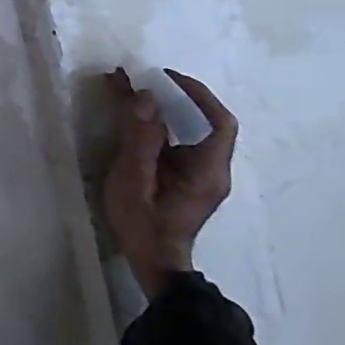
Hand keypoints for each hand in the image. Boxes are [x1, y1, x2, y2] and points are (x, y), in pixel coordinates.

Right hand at [102, 68, 238, 296]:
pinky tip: (129, 111)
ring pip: (185, 128)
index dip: (198, 94)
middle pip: (200, 121)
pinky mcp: (185, 176)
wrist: (152, 266)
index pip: (220, 122)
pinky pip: (175, 140)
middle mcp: (211, 169)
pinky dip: (154, 123)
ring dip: (157, 106)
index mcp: (207, 170)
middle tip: (137, 78)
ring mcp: (199, 173)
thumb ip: (141, 139)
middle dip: (170, 95)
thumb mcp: (134, 182)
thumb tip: (147, 97)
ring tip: (124, 86)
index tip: (166, 78)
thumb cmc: (144, 226)